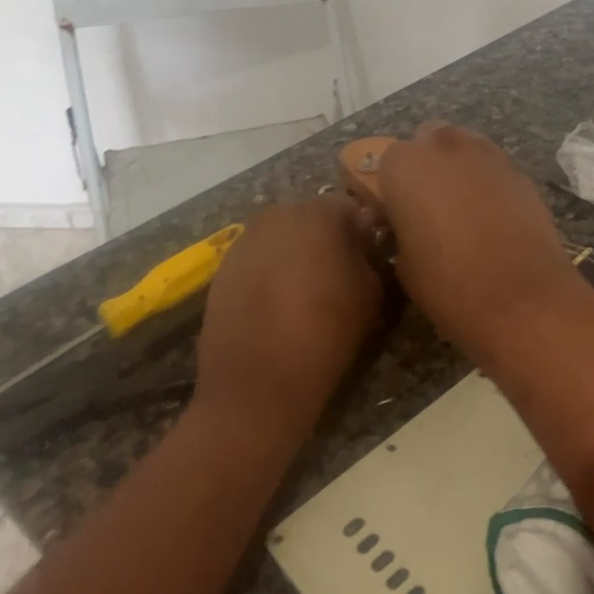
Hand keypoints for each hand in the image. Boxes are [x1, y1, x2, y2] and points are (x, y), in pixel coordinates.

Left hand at [189, 194, 383, 429]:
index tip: (371, 258)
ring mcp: (244, 241)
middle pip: (312, 216)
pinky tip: (280, 304)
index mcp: (316, 214)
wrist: (256, 387)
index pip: (351, 207)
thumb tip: (362, 240)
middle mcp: (276, 216)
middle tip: (342, 273)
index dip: (364, 231)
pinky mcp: (223, 269)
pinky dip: (272, 272)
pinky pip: (260, 259)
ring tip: (309, 291)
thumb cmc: (325, 334)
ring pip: (283, 237)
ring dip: (298, 254)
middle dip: (328, 238)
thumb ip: (369, 254)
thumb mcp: (370, 292)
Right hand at [375, 123, 580, 354]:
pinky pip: (493, 168)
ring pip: (464, 148)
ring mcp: (488, 155)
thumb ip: (399, 229)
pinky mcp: (520, 172)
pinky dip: (487, 183)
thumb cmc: (450, 285)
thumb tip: (404, 224)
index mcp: (405, 165)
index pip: (385, 162)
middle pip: (428, 141)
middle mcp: (445, 147)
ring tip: (462, 210)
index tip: (394, 215)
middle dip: (425, 166)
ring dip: (458, 169)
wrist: (523, 299)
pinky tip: (492, 217)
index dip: (389, 188)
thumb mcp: (404, 264)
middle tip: (428, 207)